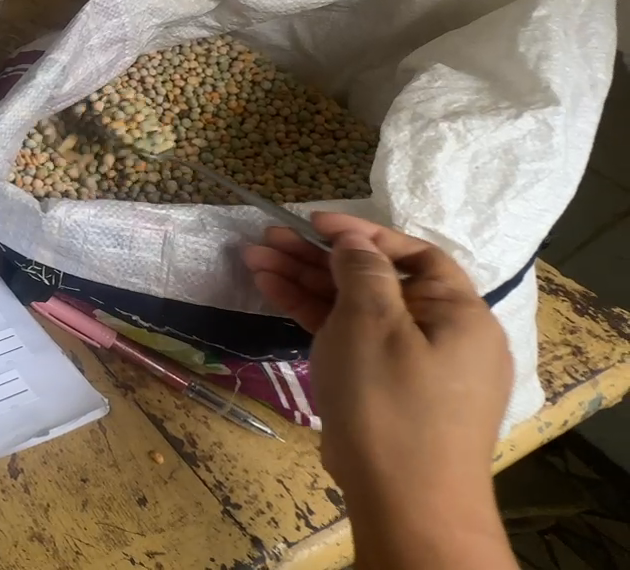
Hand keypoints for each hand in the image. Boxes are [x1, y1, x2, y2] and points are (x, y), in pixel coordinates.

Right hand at [243, 212, 515, 568]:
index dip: (363, 233)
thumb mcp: (372, 322)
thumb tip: (353, 241)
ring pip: (352, 303)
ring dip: (303, 278)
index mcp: (460, 316)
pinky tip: (269, 288)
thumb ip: (362, 272)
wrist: (401, 492)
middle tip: (266, 237)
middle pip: (376, 278)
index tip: (311, 222)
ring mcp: (410, 359)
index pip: (416, 256)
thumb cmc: (389, 397)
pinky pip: (344, 329)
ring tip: (252, 259)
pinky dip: (309, 308)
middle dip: (318, 255)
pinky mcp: (380, 379)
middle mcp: (442, 333)